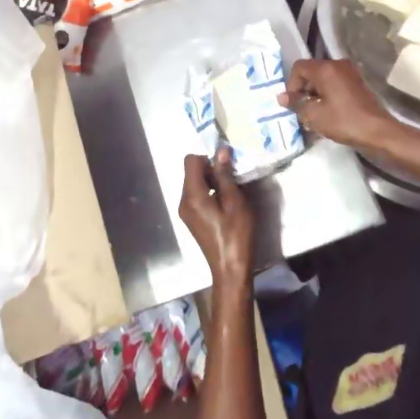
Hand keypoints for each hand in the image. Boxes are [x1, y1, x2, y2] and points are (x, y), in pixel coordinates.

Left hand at [180, 148, 254, 288]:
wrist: (231, 268)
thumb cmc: (236, 233)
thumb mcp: (235, 201)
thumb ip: (225, 175)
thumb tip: (221, 150)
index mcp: (192, 195)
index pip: (191, 160)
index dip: (208, 158)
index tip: (226, 168)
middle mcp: (183, 201)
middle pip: (191, 172)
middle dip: (211, 170)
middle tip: (232, 181)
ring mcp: (185, 212)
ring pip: (195, 184)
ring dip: (211, 182)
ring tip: (231, 194)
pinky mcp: (191, 220)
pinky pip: (196, 197)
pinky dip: (209, 194)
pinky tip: (224, 206)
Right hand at [280, 59, 398, 149]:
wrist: (377, 131)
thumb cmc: (343, 121)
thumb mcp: (314, 115)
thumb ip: (296, 103)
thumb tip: (282, 97)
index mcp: (326, 69)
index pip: (299, 67)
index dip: (291, 84)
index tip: (294, 103)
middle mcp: (338, 65)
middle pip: (312, 71)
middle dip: (303, 89)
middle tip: (302, 110)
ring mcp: (350, 73)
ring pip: (324, 78)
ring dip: (315, 93)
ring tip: (315, 113)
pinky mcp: (357, 83)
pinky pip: (335, 83)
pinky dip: (328, 94)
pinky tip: (328, 112)